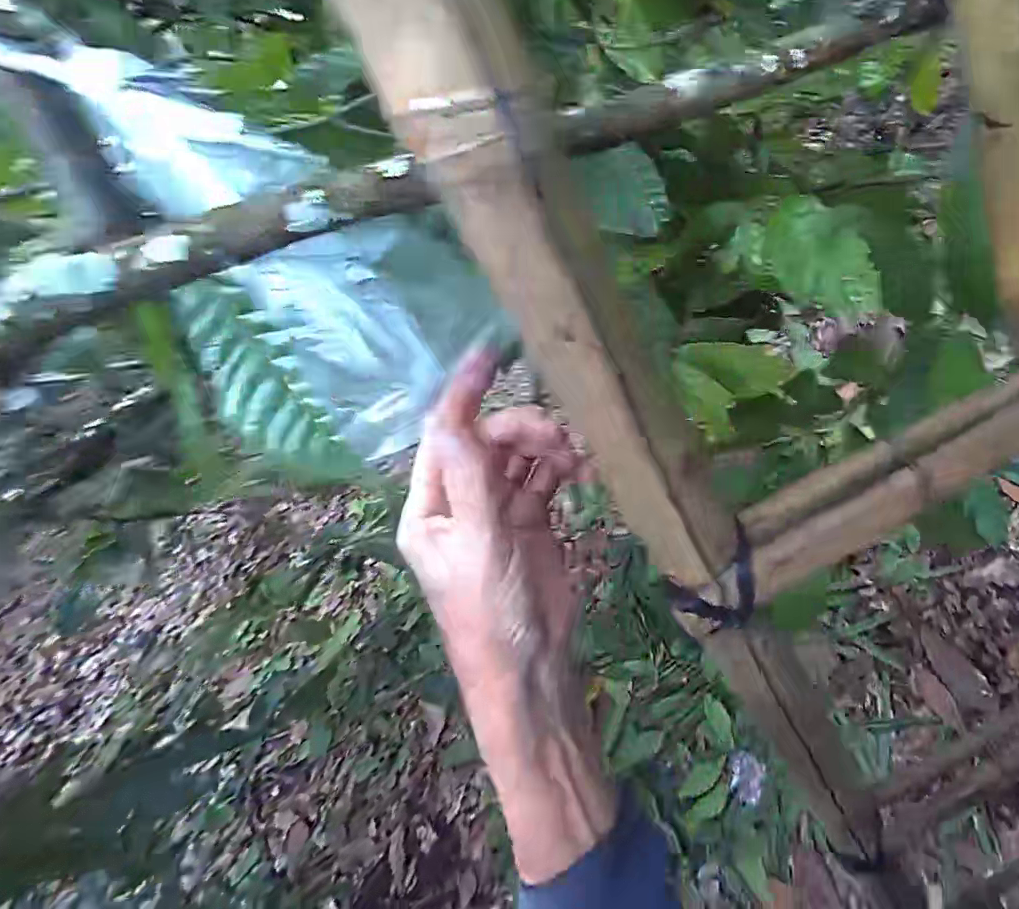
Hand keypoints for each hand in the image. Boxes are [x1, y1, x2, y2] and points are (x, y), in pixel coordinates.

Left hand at [399, 348, 614, 883]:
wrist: (531, 665)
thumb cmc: (491, 613)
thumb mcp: (480, 546)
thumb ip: (471, 482)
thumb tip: (452, 417)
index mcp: (433, 507)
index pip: (444, 434)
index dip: (464, 393)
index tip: (491, 354)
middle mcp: (463, 501)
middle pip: (490, 441)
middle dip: (524, 431)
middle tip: (560, 440)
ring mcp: (500, 510)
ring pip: (522, 457)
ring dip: (548, 449)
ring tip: (577, 458)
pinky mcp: (533, 520)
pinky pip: (547, 479)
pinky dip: (565, 469)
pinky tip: (585, 471)